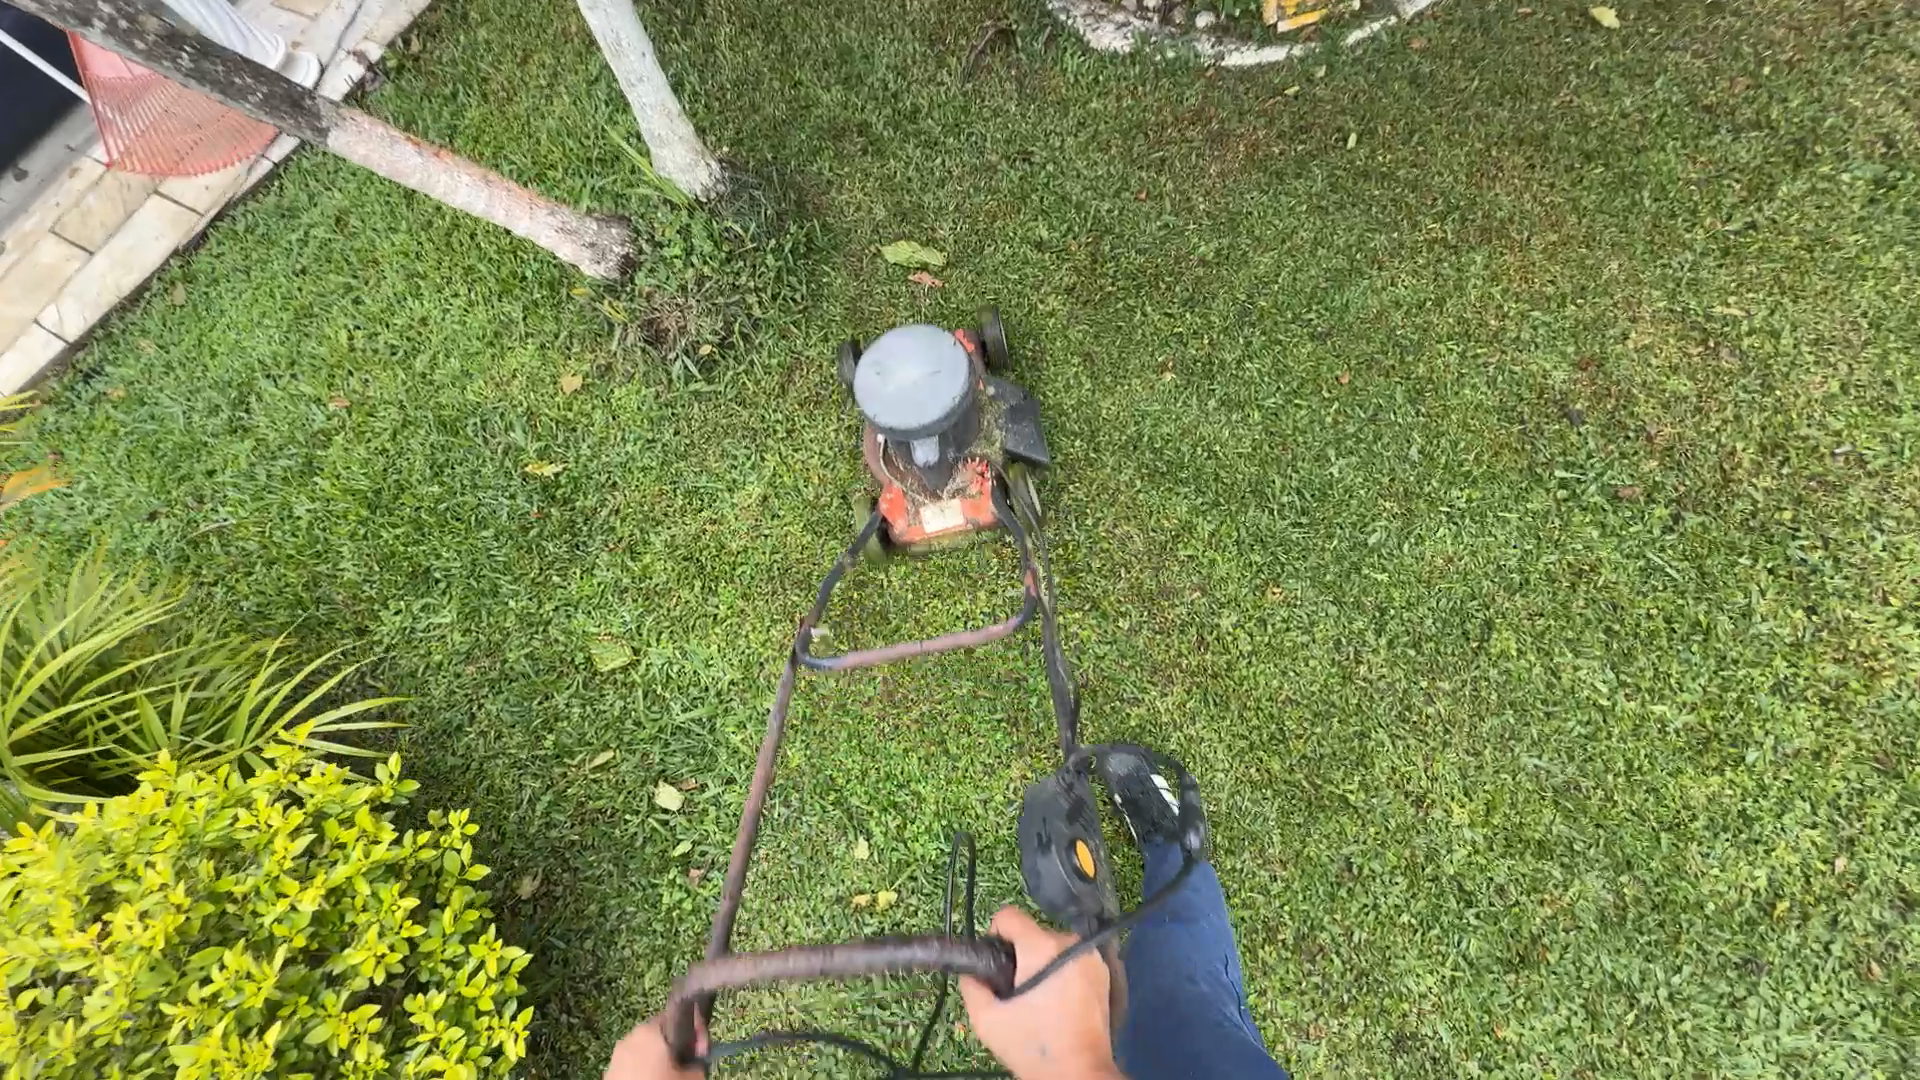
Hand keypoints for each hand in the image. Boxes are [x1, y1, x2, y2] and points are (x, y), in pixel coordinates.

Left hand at [603, 1014, 703, 1079]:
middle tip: (688, 1063)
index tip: (701, 1049)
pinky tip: (653, 1079)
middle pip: (662, 1034)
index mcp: (649, 1028)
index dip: (694, 1032)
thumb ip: (700, 1060)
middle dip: (676, 1047)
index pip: (678, 1017)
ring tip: (671, 1075)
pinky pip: (633, 1066)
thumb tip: (699, 1056)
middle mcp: (631, 1035)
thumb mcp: (690, 1075)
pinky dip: (644, 1072)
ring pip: (647, 1051)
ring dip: (660, 1060)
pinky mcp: (609, 1074)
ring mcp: (617, 1056)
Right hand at [959, 907, 1122, 1079]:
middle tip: (1019, 992)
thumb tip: (971, 969)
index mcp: (1041, 947)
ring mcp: (1090, 955)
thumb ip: (972, 986)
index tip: (996, 964)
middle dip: (1020, 957)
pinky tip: (1059, 1000)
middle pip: (1031, 934)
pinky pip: (1071, 958)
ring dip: (1042, 963)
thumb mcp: (987, 1021)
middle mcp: (1069, 942)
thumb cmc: (1034, 1048)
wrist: (1080, 1075)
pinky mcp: (1103, 971)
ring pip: (1052, 946)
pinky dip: (1062, 971)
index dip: (995, 935)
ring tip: (1040, 999)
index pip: (1008, 916)